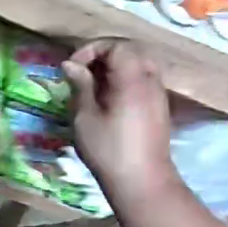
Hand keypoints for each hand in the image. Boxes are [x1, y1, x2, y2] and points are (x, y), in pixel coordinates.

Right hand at [61, 39, 177, 200]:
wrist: (142, 180)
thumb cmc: (108, 148)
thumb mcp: (85, 116)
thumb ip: (80, 85)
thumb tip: (70, 64)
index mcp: (133, 81)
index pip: (117, 46)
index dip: (91, 49)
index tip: (71, 67)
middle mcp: (151, 81)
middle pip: (132, 50)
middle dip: (104, 53)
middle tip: (81, 69)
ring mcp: (158, 94)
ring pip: (140, 63)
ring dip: (114, 65)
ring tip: (91, 82)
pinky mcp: (158, 106)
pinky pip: (143, 78)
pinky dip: (124, 77)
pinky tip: (106, 95)